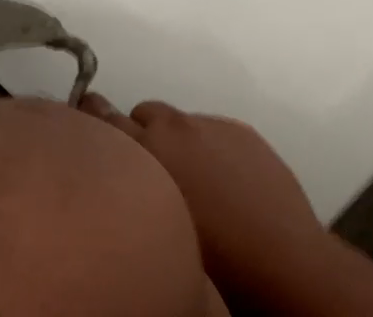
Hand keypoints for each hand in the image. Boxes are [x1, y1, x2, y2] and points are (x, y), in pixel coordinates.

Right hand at [79, 94, 324, 274]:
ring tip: (194, 178)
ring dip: (178, 141)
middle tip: (153, 169)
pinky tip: (225, 180)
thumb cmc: (209, 254)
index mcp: (144, 149)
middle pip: (140, 111)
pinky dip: (210, 146)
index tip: (89, 132)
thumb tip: (121, 173)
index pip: (101, 115)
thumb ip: (131, 183)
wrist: (283, 260)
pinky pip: (212, 130)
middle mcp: (171, 128)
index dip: (93, 120)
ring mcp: (209, 125)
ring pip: (178, 122)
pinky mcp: (241, 130)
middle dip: (141, 133)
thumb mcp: (153, 218)